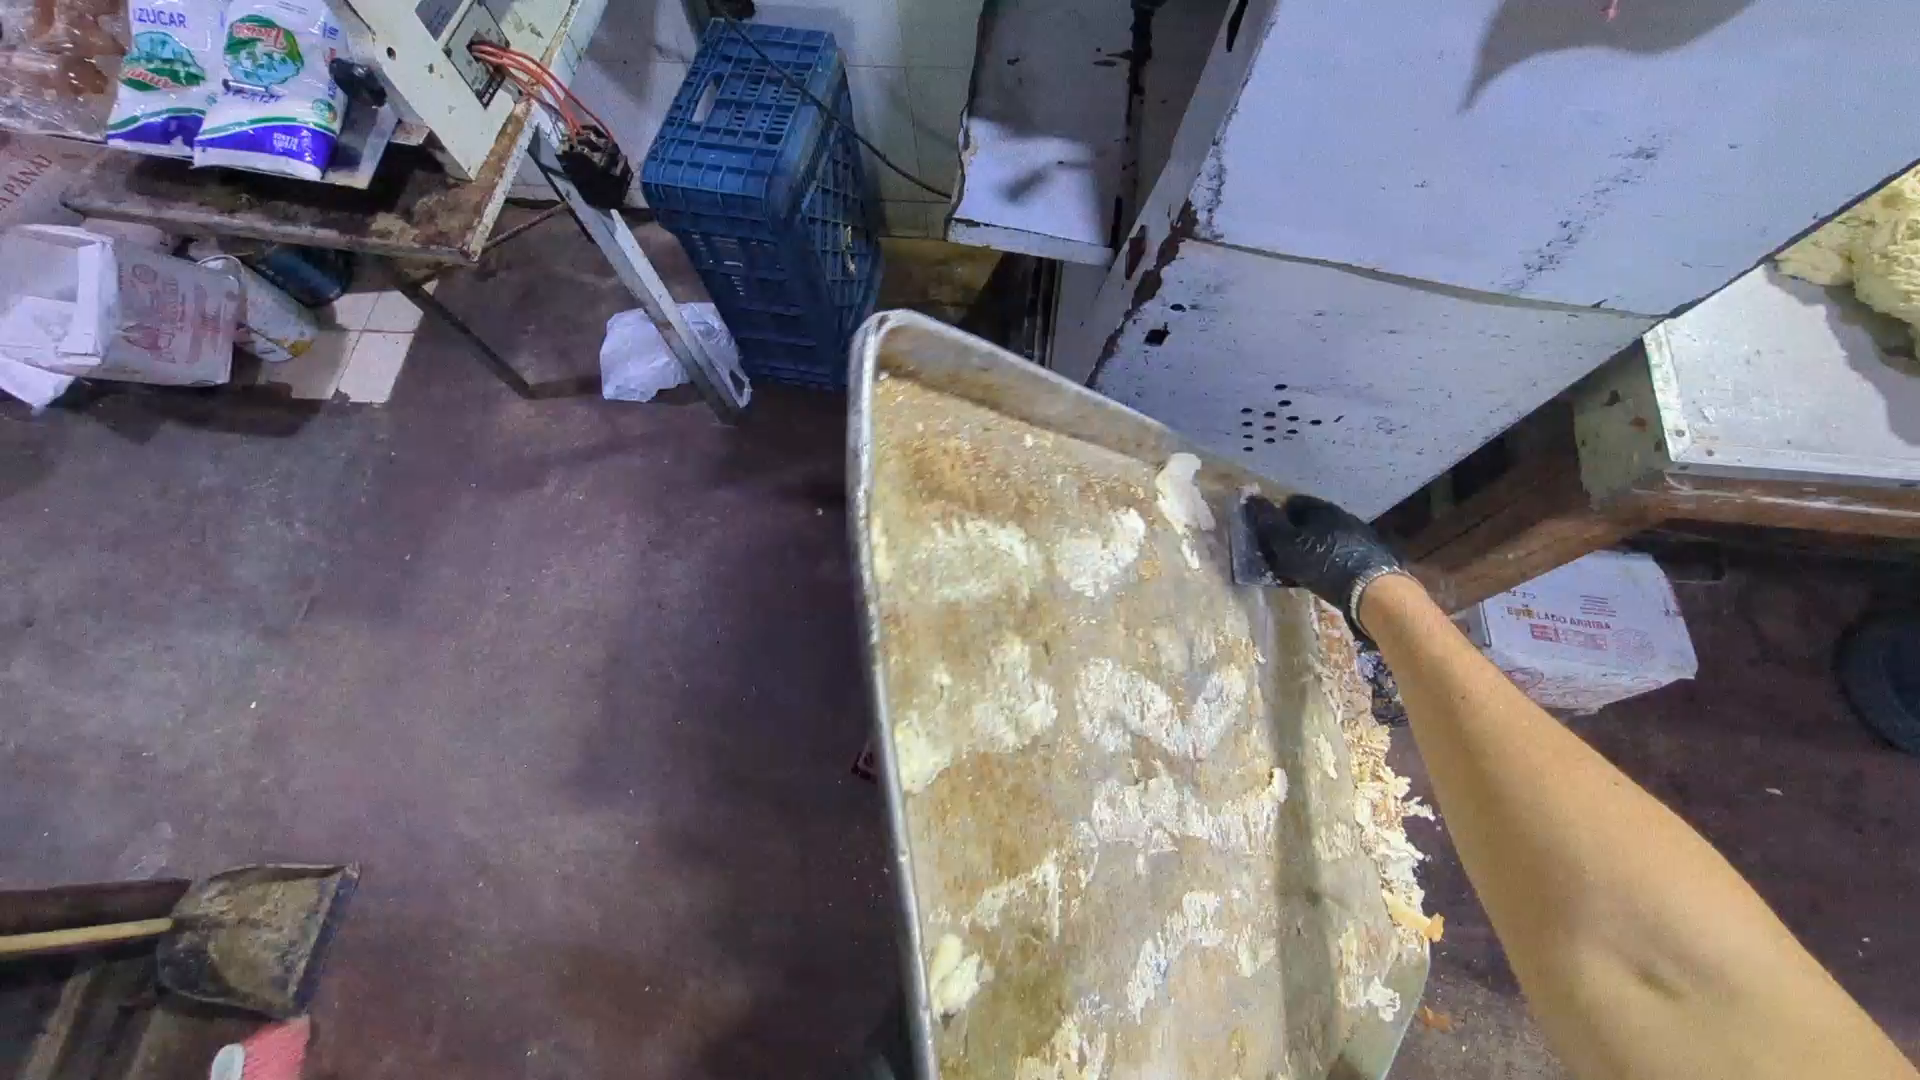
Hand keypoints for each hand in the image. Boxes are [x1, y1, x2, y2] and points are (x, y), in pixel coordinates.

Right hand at [1244, 494, 1407, 636]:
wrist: (1374, 590)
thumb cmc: (1324, 564)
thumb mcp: (1288, 546)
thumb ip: (1269, 524)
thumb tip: (1251, 498)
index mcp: (1321, 509)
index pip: (1292, 503)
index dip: (1276, 517)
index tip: (1269, 537)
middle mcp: (1342, 515)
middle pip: (1310, 520)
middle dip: (1295, 534)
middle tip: (1283, 555)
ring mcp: (1359, 534)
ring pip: (1326, 537)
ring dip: (1314, 548)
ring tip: (1304, 569)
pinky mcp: (1371, 554)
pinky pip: (1341, 552)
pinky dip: (1329, 560)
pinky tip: (1326, 576)